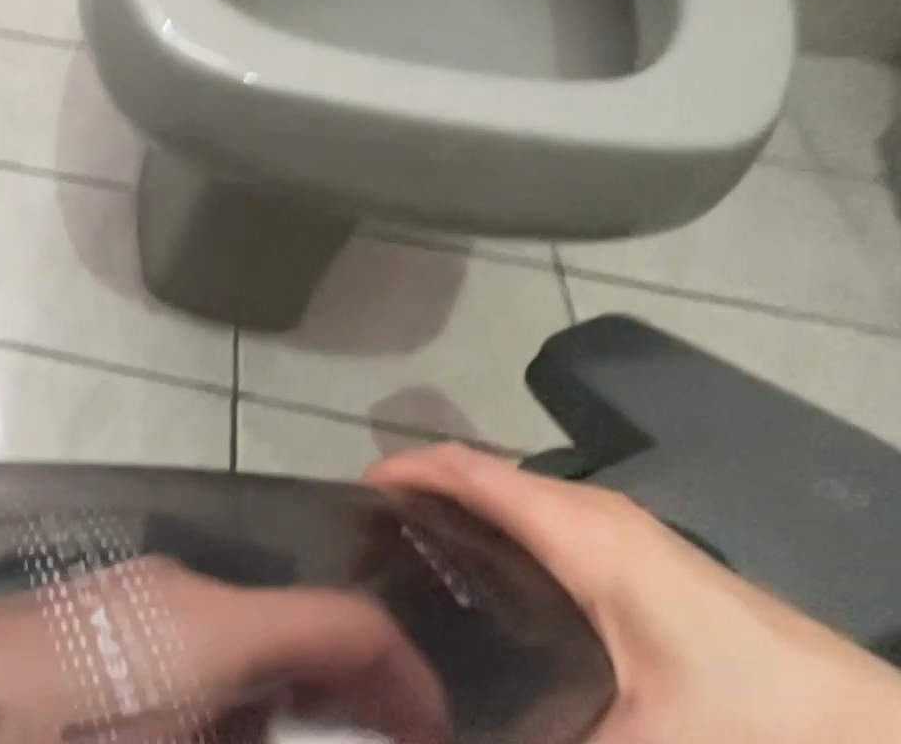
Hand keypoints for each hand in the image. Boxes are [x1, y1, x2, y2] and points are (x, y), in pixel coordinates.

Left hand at [0, 555, 448, 742]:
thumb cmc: (54, 734)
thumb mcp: (182, 737)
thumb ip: (251, 727)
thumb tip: (276, 722)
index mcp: (213, 625)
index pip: (348, 624)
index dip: (410, 681)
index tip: (438, 735)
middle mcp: (181, 590)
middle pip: (298, 625)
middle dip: (350, 692)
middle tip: (380, 741)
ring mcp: (134, 592)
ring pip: (245, 634)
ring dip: (285, 692)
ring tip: (295, 740)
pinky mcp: (99, 608)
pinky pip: (192, 637)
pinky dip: (228, 683)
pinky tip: (215, 726)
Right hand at [367, 445, 900, 742]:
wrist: (888, 743)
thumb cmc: (758, 723)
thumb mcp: (630, 742)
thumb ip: (525, 732)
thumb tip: (423, 735)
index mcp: (578, 530)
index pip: (461, 468)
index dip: (394, 474)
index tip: (337, 509)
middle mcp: (591, 513)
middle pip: (474, 479)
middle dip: (410, 502)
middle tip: (359, 557)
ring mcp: (618, 533)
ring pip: (506, 502)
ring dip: (450, 520)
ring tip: (402, 572)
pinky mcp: (637, 560)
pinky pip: (536, 526)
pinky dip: (491, 539)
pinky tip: (478, 593)